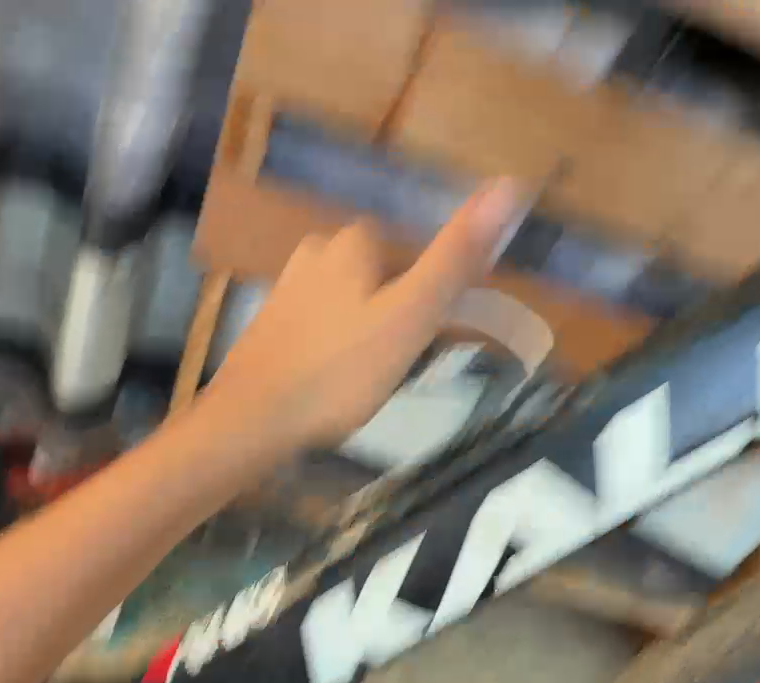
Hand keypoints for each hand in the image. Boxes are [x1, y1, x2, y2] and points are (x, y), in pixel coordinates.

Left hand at [203, 178, 528, 451]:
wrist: (250, 422)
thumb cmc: (338, 373)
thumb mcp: (410, 316)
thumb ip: (455, 257)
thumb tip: (510, 184)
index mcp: (351, 242)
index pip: (412, 255)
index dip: (426, 300)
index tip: (421, 343)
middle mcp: (313, 253)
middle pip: (380, 280)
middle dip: (394, 318)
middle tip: (391, 370)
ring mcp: (284, 290)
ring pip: (348, 306)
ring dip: (363, 338)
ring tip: (360, 384)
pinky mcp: (266, 328)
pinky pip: (317, 331)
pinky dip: (331, 353)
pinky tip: (327, 387)